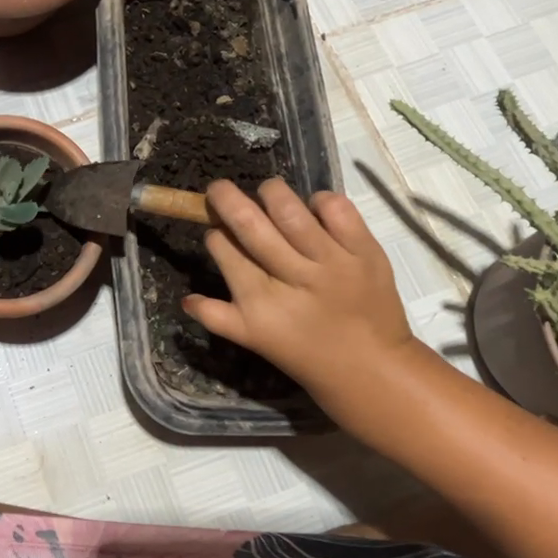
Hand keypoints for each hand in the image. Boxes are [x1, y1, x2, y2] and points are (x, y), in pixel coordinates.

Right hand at [184, 179, 423, 402]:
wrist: (372, 369)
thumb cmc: (305, 353)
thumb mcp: (254, 341)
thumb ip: (217, 317)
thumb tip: (185, 298)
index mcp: (258, 301)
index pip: (223, 248)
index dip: (215, 234)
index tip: (218, 232)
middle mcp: (291, 278)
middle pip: (248, 223)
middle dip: (225, 198)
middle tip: (219, 189)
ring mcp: (331, 264)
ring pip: (289, 210)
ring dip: (270, 192)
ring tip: (267, 194)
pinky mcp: (364, 253)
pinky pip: (337, 210)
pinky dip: (320, 201)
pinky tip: (314, 210)